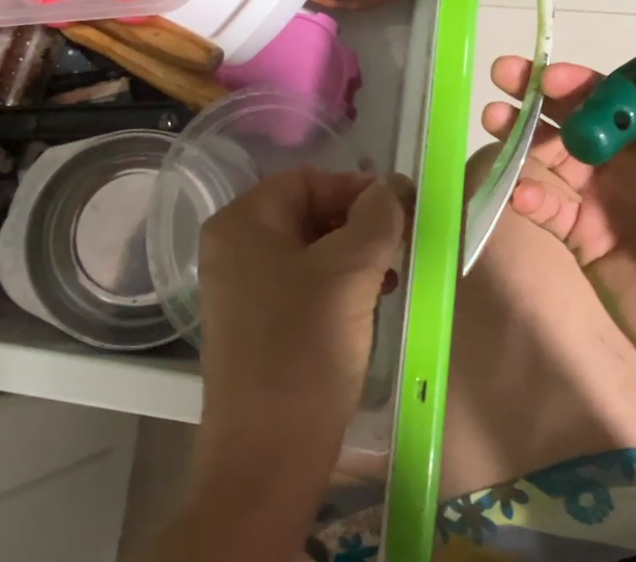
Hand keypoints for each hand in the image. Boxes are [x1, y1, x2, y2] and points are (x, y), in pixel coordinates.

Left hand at [195, 168, 408, 447]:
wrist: (267, 457)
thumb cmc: (305, 350)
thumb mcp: (349, 273)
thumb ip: (376, 218)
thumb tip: (392, 189)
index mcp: (241, 223)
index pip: (307, 179)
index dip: (357, 187)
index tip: (402, 211)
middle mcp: (233, 248)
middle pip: (308, 211)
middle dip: (359, 223)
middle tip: (402, 246)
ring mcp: (241, 289)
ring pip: (310, 250)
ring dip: (355, 255)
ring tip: (391, 278)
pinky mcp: (257, 325)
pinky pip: (303, 285)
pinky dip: (340, 285)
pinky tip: (370, 305)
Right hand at [482, 50, 635, 398]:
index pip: (624, 96)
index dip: (588, 79)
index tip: (552, 73)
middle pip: (582, 120)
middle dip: (543, 97)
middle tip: (504, 77)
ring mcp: (607, 204)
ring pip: (557, 157)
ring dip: (525, 137)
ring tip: (494, 120)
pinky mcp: (585, 242)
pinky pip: (551, 210)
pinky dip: (530, 197)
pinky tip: (519, 194)